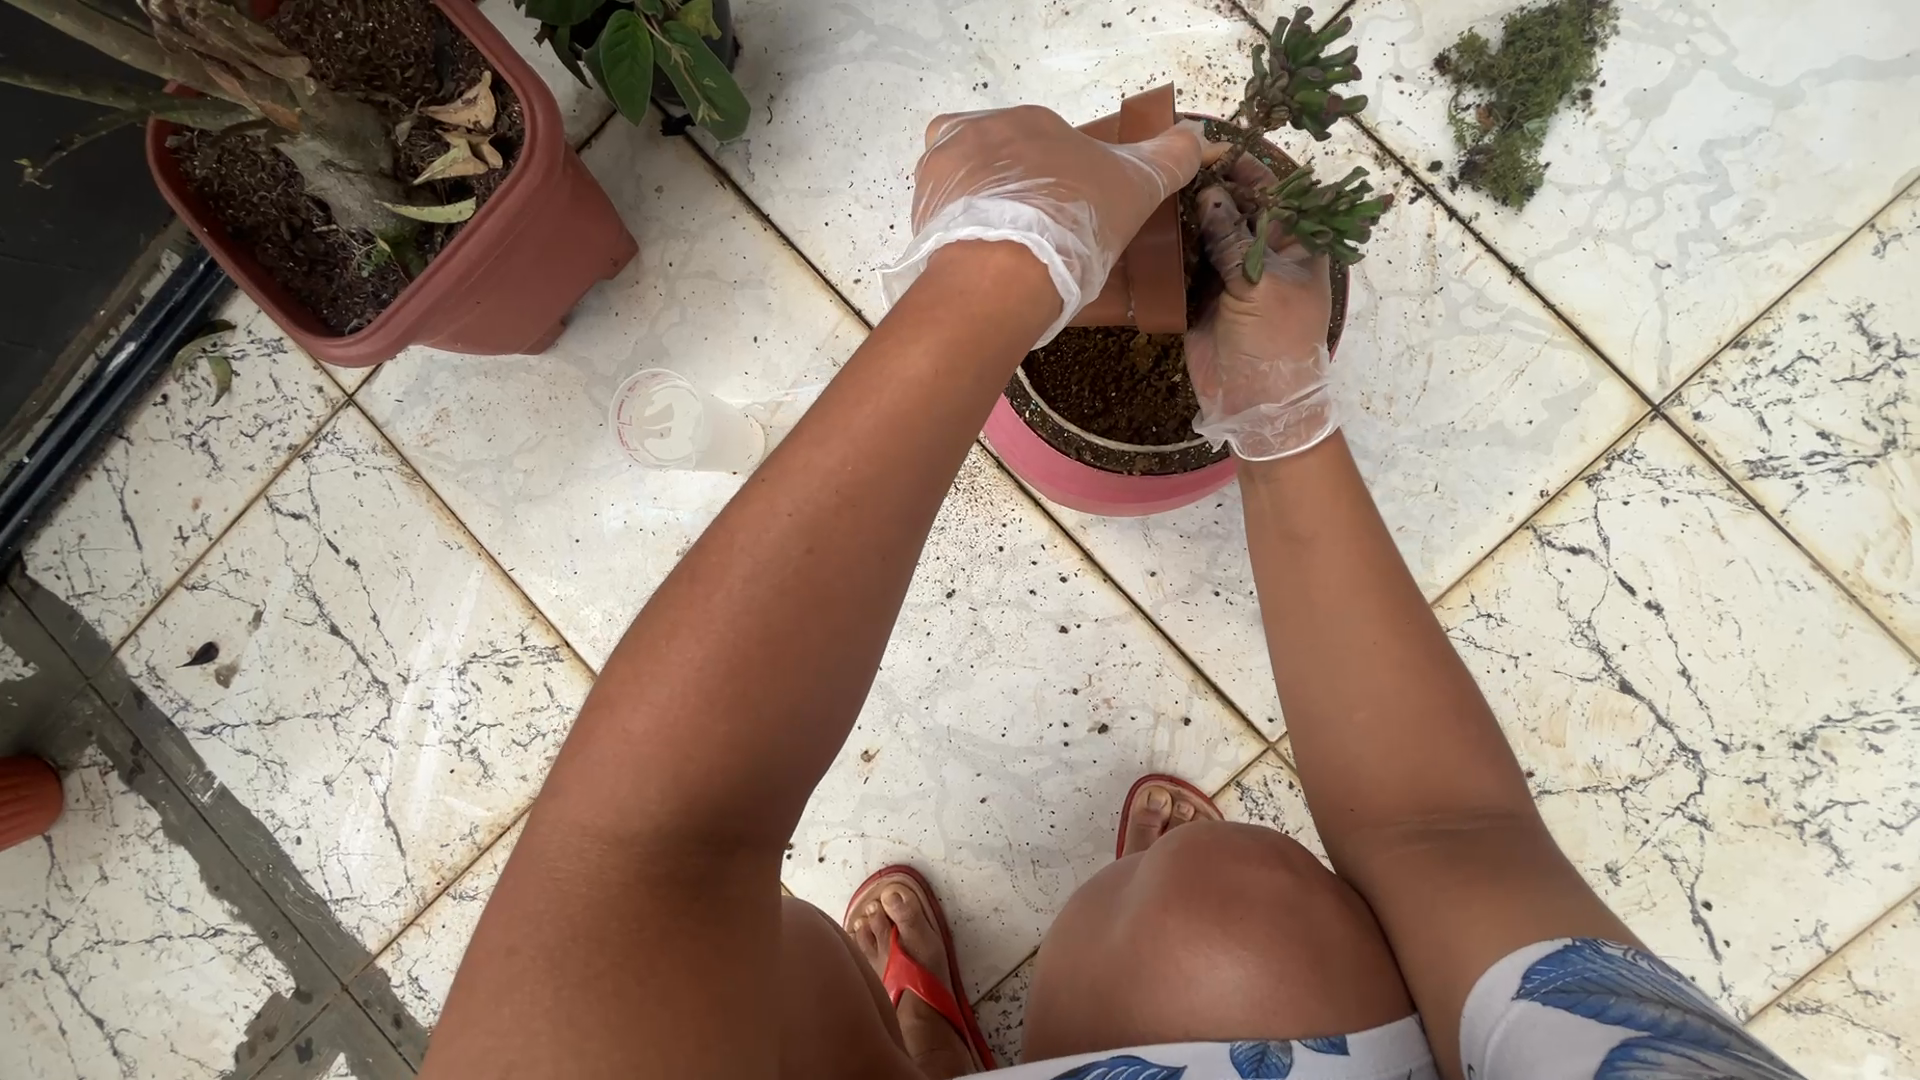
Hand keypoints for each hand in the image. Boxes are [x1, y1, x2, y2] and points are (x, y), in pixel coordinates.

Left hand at [881, 105, 1202, 344]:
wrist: (1007, 267)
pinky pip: (938, 214)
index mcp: (1033, 123)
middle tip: (1029, 240)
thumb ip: (1168, 161)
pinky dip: (954, 234)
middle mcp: (981, 131)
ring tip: (997, 254)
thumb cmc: (1075, 223)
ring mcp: (943, 167)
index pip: (1043, 147)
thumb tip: (1200, 137)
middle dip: (1012, 195)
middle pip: (998, 161)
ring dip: (977, 210)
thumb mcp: (1134, 190)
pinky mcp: (920, 205)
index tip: (1063, 222)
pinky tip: (973, 261)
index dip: (1056, 186)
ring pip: (961, 183)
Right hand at [1185, 151, 1337, 460]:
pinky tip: (1152, 228)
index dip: (1251, 170)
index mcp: (1296, 245)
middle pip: (1238, 210)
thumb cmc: (1277, 341)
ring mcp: (1230, 277)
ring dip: (1188, 218)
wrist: (1255, 403)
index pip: (1277, 194)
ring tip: (1160, 189)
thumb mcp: (1261, 284)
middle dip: (1213, 189)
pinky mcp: (1201, 298)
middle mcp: (1263, 254)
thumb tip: (1209, 194)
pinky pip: (1186, 266)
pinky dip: (1172, 251)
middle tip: (1178, 166)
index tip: (1217, 149)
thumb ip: (1232, 239)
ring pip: (1208, 235)